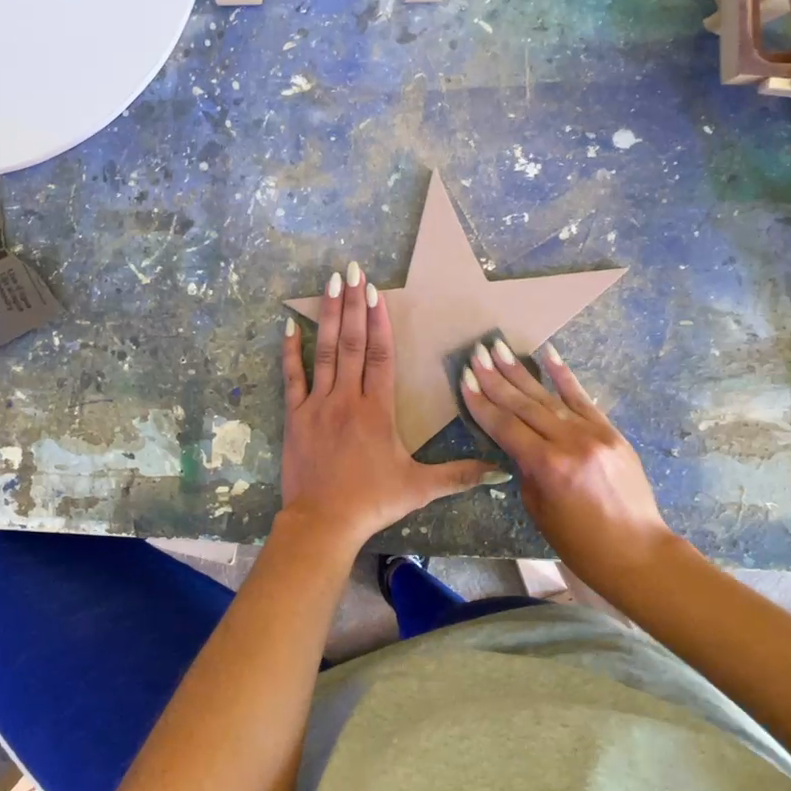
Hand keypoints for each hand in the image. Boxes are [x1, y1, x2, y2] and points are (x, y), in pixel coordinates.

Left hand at [280, 262, 490, 551]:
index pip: (380, 355)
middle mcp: (347, 398)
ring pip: (324, 352)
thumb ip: (460, 475)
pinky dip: (291, 352)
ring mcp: (318, 404)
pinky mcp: (295, 416)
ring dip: (328, 316)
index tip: (376, 291)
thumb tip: (501, 473)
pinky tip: (290, 326)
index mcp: (377, 409)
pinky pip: (292, 378)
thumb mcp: (420, 488)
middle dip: (353, 304)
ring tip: (330, 284)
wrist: (323, 521)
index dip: (379, 321)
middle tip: (352, 270)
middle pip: (351, 342)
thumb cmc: (372, 502)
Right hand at [459, 338, 674, 581]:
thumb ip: (525, 468)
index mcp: (547, 466)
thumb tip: (517, 441)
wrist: (637, 553)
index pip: (504, 425)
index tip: (464, 379)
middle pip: (523, 404)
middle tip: (476, 353)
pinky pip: (582, 399)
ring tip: (499, 348)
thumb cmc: (579, 542)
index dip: (481, 402)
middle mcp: (569, 442)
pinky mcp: (611, 432)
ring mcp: (593, 434)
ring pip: (548, 396)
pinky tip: (547, 353)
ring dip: (521, 371)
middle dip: (495, 378)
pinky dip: (563, 376)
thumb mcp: (538, 507)